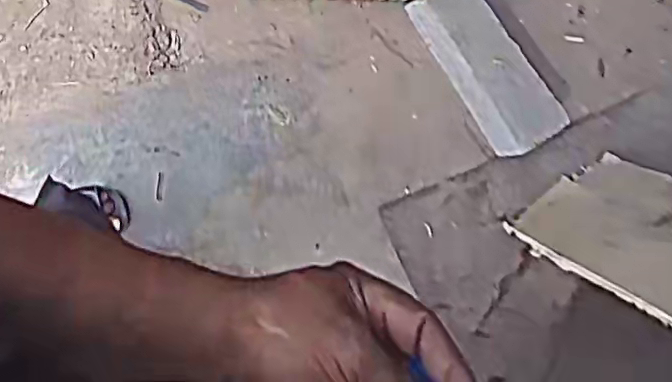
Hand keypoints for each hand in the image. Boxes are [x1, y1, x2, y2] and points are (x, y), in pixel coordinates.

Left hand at [228, 264, 475, 381]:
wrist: (220, 349)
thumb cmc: (268, 327)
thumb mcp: (351, 351)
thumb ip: (398, 378)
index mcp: (360, 297)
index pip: (424, 330)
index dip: (452, 367)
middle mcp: (353, 327)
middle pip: (408, 361)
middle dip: (425, 378)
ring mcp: (337, 359)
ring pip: (386, 374)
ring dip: (405, 381)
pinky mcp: (320, 374)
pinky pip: (362, 378)